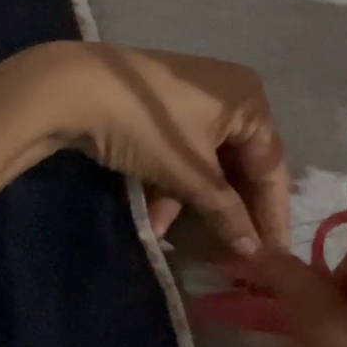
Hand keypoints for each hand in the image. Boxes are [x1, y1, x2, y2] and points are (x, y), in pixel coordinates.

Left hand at [20, 41, 290, 256]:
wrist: (71, 89)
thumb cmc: (146, 126)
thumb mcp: (189, 172)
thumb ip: (225, 211)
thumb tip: (253, 252)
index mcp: (248, 99)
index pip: (270, 165)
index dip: (270, 214)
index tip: (275, 257)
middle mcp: (226, 94)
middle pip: (237, 165)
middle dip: (227, 211)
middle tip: (233, 255)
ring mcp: (189, 101)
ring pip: (204, 164)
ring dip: (191, 204)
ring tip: (182, 242)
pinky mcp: (157, 112)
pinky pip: (178, 154)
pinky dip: (169, 186)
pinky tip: (154, 221)